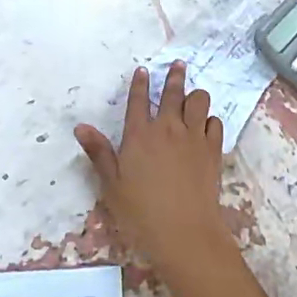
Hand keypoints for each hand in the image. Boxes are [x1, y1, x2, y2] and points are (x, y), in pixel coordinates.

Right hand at [74, 63, 227, 273]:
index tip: (144, 70)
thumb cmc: (141, 211)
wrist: (184, 231)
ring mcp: (194, 137)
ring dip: (196, 96)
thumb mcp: (112, 184)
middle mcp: (168, 128)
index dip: (141, 83)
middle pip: (174, 93)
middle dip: (175, 76)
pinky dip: (210, 119)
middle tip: (178, 65)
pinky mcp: (213, 150)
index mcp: (140, 134)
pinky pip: (215, 123)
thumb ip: (99, 152)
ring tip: (194, 95)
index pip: (139, 100)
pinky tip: (206, 125)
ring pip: (200, 101)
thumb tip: (81, 127)